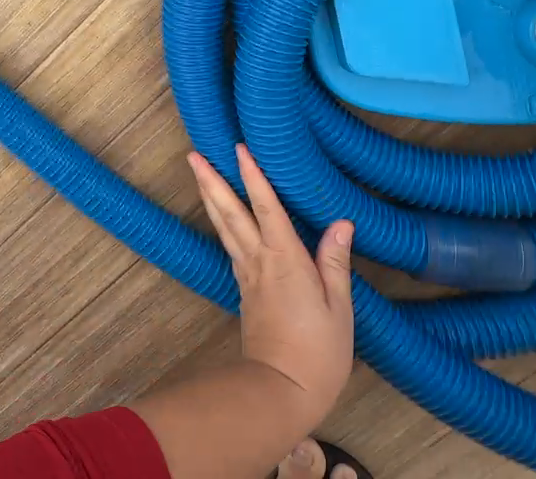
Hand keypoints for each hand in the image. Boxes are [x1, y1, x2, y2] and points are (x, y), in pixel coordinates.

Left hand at [188, 145, 355, 426]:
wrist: (281, 388)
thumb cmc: (318, 352)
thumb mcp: (339, 308)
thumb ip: (334, 262)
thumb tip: (341, 223)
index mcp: (284, 259)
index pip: (265, 207)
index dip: (252, 175)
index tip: (238, 147)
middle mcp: (259, 261)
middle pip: (230, 212)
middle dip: (212, 179)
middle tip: (194, 153)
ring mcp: (247, 275)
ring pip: (224, 227)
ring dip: (211, 197)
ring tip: (199, 174)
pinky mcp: (244, 289)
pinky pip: (230, 246)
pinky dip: (222, 223)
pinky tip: (221, 218)